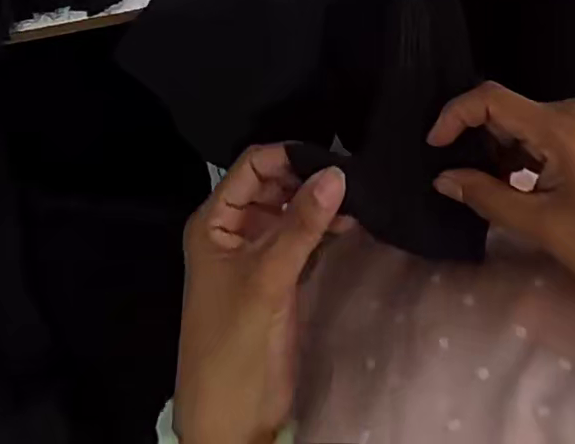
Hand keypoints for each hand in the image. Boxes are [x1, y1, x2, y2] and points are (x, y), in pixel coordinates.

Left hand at [175, 145, 349, 443]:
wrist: (233, 421)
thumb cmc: (234, 342)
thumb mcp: (267, 278)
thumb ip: (303, 224)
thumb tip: (337, 172)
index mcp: (216, 220)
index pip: (253, 167)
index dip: (288, 156)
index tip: (330, 157)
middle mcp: (236, 227)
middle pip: (275, 183)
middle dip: (309, 177)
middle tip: (351, 175)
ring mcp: (259, 249)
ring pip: (292, 207)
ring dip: (320, 202)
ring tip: (358, 197)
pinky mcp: (280, 271)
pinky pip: (304, 234)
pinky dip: (325, 226)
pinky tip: (351, 221)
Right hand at [428, 81, 574, 320]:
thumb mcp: (542, 226)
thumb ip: (487, 197)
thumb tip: (442, 179)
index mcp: (559, 127)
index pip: (491, 98)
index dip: (455, 115)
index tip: (433, 148)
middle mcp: (566, 116)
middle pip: (502, 108)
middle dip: (470, 134)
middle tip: (447, 170)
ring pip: (515, 124)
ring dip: (489, 149)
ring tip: (470, 183)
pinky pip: (532, 139)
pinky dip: (511, 158)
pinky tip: (501, 186)